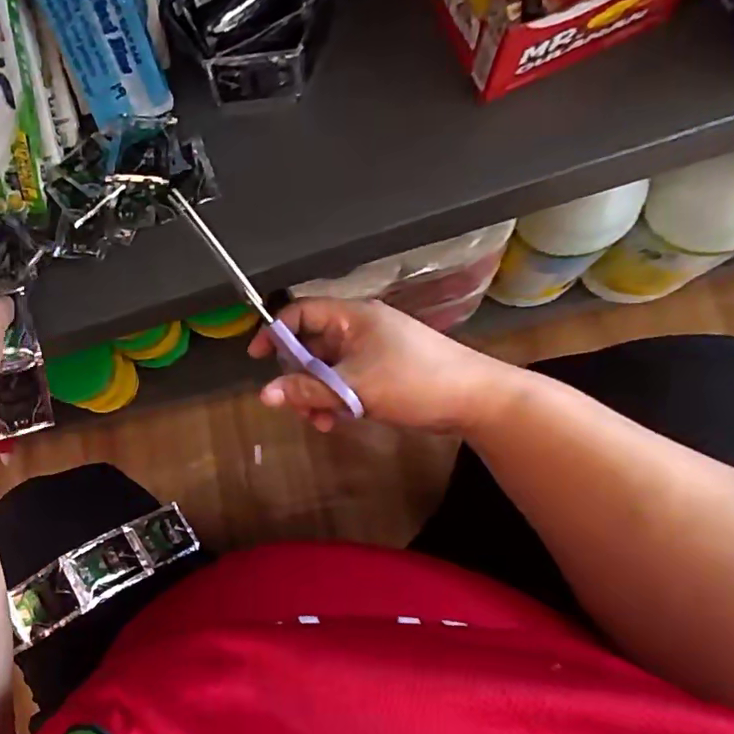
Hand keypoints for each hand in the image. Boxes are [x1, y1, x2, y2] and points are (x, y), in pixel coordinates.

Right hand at [247, 297, 524, 433]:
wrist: (477, 400)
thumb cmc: (414, 382)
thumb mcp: (353, 388)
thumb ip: (306, 391)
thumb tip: (263, 395)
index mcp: (353, 317)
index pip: (300, 312)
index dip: (275, 332)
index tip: (257, 358)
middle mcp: (360, 328)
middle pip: (310, 345)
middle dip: (297, 377)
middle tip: (294, 405)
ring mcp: (372, 350)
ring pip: (326, 368)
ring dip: (316, 394)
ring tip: (320, 421)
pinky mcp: (382, 371)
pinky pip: (345, 380)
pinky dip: (336, 399)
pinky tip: (337, 421)